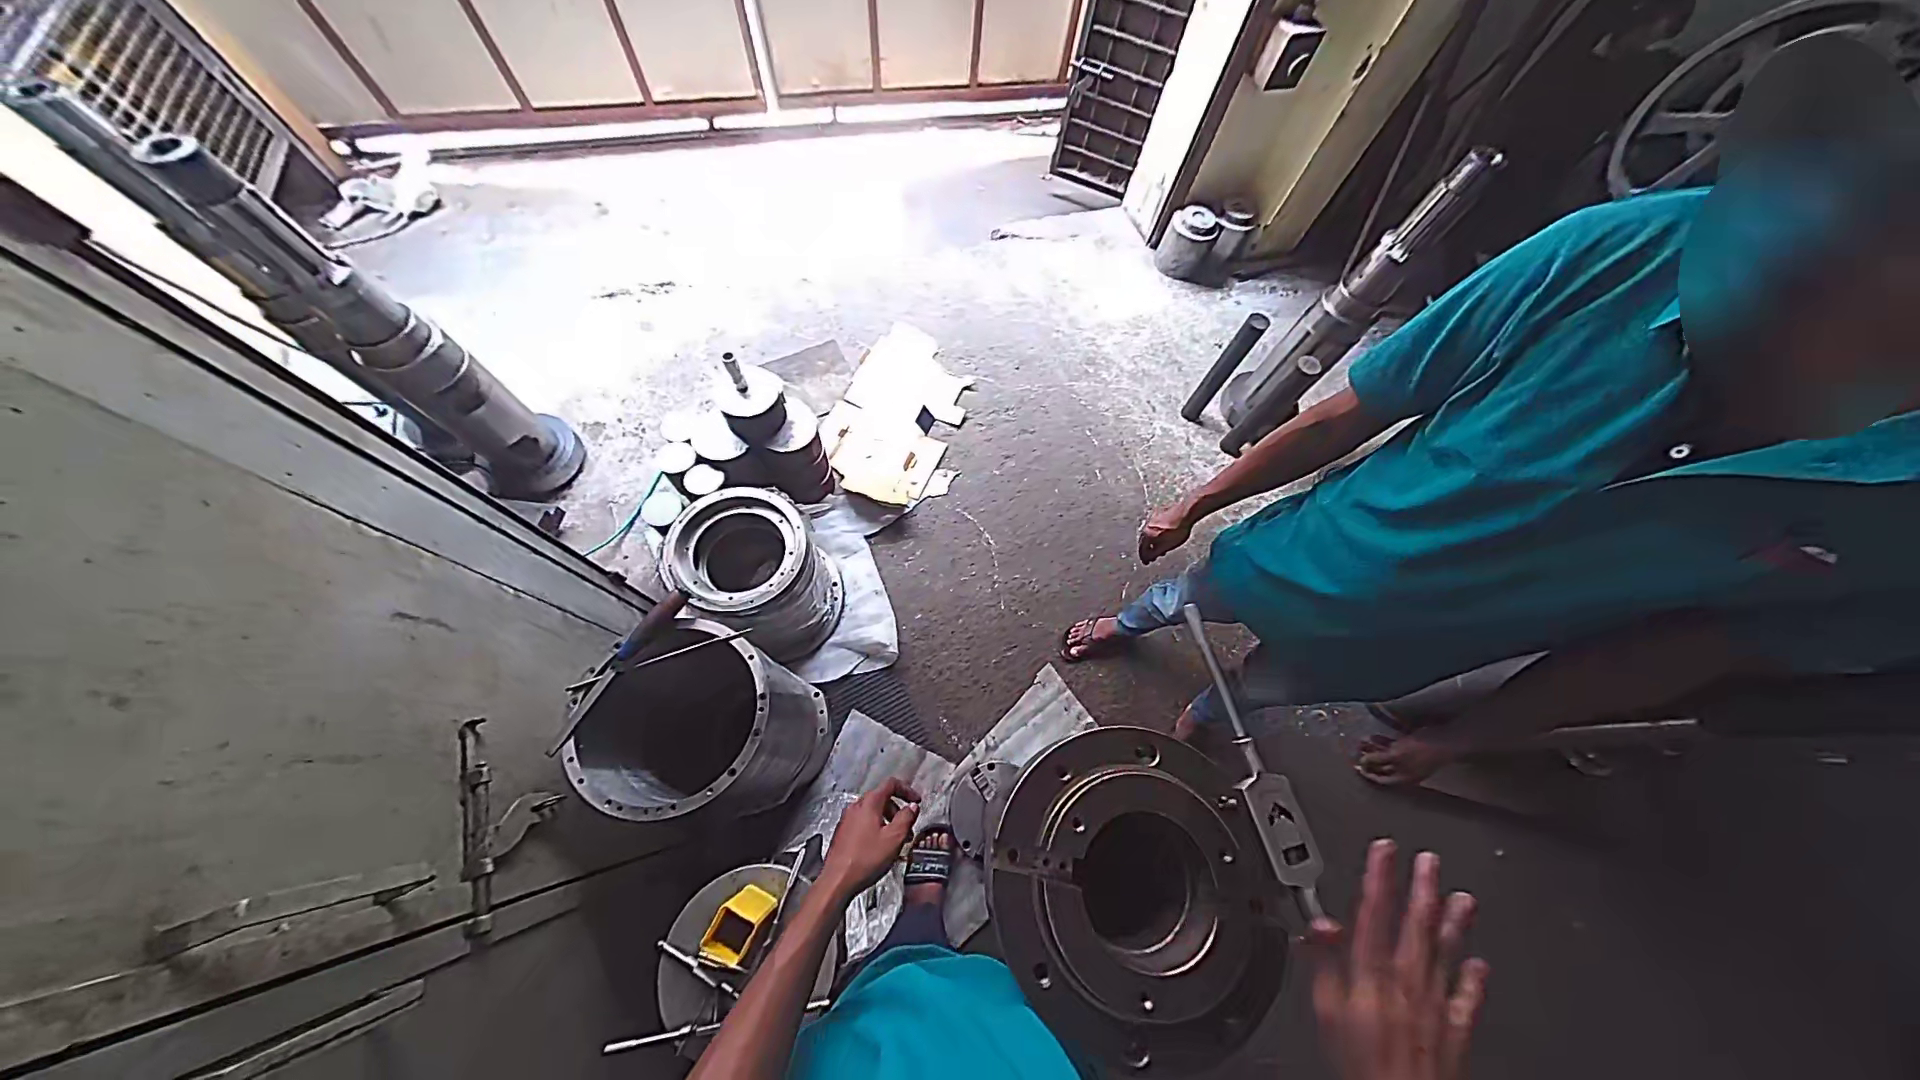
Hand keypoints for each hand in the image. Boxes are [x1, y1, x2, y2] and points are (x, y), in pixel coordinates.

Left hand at [819, 778, 919, 900]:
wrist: (837, 881)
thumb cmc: (863, 861)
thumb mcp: (894, 838)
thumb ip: (906, 818)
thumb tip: (912, 808)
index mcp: (869, 803)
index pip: (891, 784)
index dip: (906, 790)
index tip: (915, 800)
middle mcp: (856, 807)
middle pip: (882, 798)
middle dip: (898, 810)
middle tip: (907, 825)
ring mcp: (847, 820)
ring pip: (872, 813)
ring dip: (887, 822)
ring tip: (895, 840)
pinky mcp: (843, 833)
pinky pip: (863, 824)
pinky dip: (875, 829)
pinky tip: (879, 848)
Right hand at [1138, 499, 1195, 563]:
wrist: (1186, 512)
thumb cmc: (1177, 530)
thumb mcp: (1166, 546)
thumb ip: (1154, 553)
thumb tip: (1147, 558)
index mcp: (1147, 535)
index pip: (1142, 550)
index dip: (1144, 558)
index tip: (1147, 562)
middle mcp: (1146, 527)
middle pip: (1144, 541)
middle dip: (1147, 550)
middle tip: (1152, 556)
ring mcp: (1152, 520)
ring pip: (1149, 534)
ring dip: (1152, 542)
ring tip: (1158, 547)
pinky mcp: (1158, 514)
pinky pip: (1154, 527)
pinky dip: (1155, 534)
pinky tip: (1162, 535)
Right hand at [1311, 840, 1489, 1079]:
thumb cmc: (1360, 1061)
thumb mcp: (1325, 1008)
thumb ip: (1323, 962)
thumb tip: (1319, 925)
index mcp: (1372, 973)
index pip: (1375, 912)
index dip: (1378, 877)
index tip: (1383, 851)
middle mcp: (1407, 982)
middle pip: (1415, 925)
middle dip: (1421, 889)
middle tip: (1428, 861)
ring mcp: (1434, 1004)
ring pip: (1445, 953)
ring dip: (1454, 923)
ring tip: (1463, 898)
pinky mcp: (1455, 1030)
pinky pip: (1467, 999)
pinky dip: (1475, 980)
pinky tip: (1481, 962)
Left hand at [1356, 734, 1458, 786]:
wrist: (1442, 739)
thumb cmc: (1420, 751)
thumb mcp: (1396, 756)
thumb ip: (1377, 760)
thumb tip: (1362, 762)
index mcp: (1404, 779)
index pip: (1382, 781)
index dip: (1368, 775)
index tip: (1356, 767)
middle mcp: (1405, 771)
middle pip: (1382, 768)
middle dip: (1369, 759)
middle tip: (1356, 751)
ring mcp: (1408, 759)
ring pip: (1386, 756)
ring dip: (1373, 748)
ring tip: (1361, 741)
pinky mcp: (1409, 747)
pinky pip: (1392, 746)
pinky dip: (1382, 742)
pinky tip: (1372, 737)